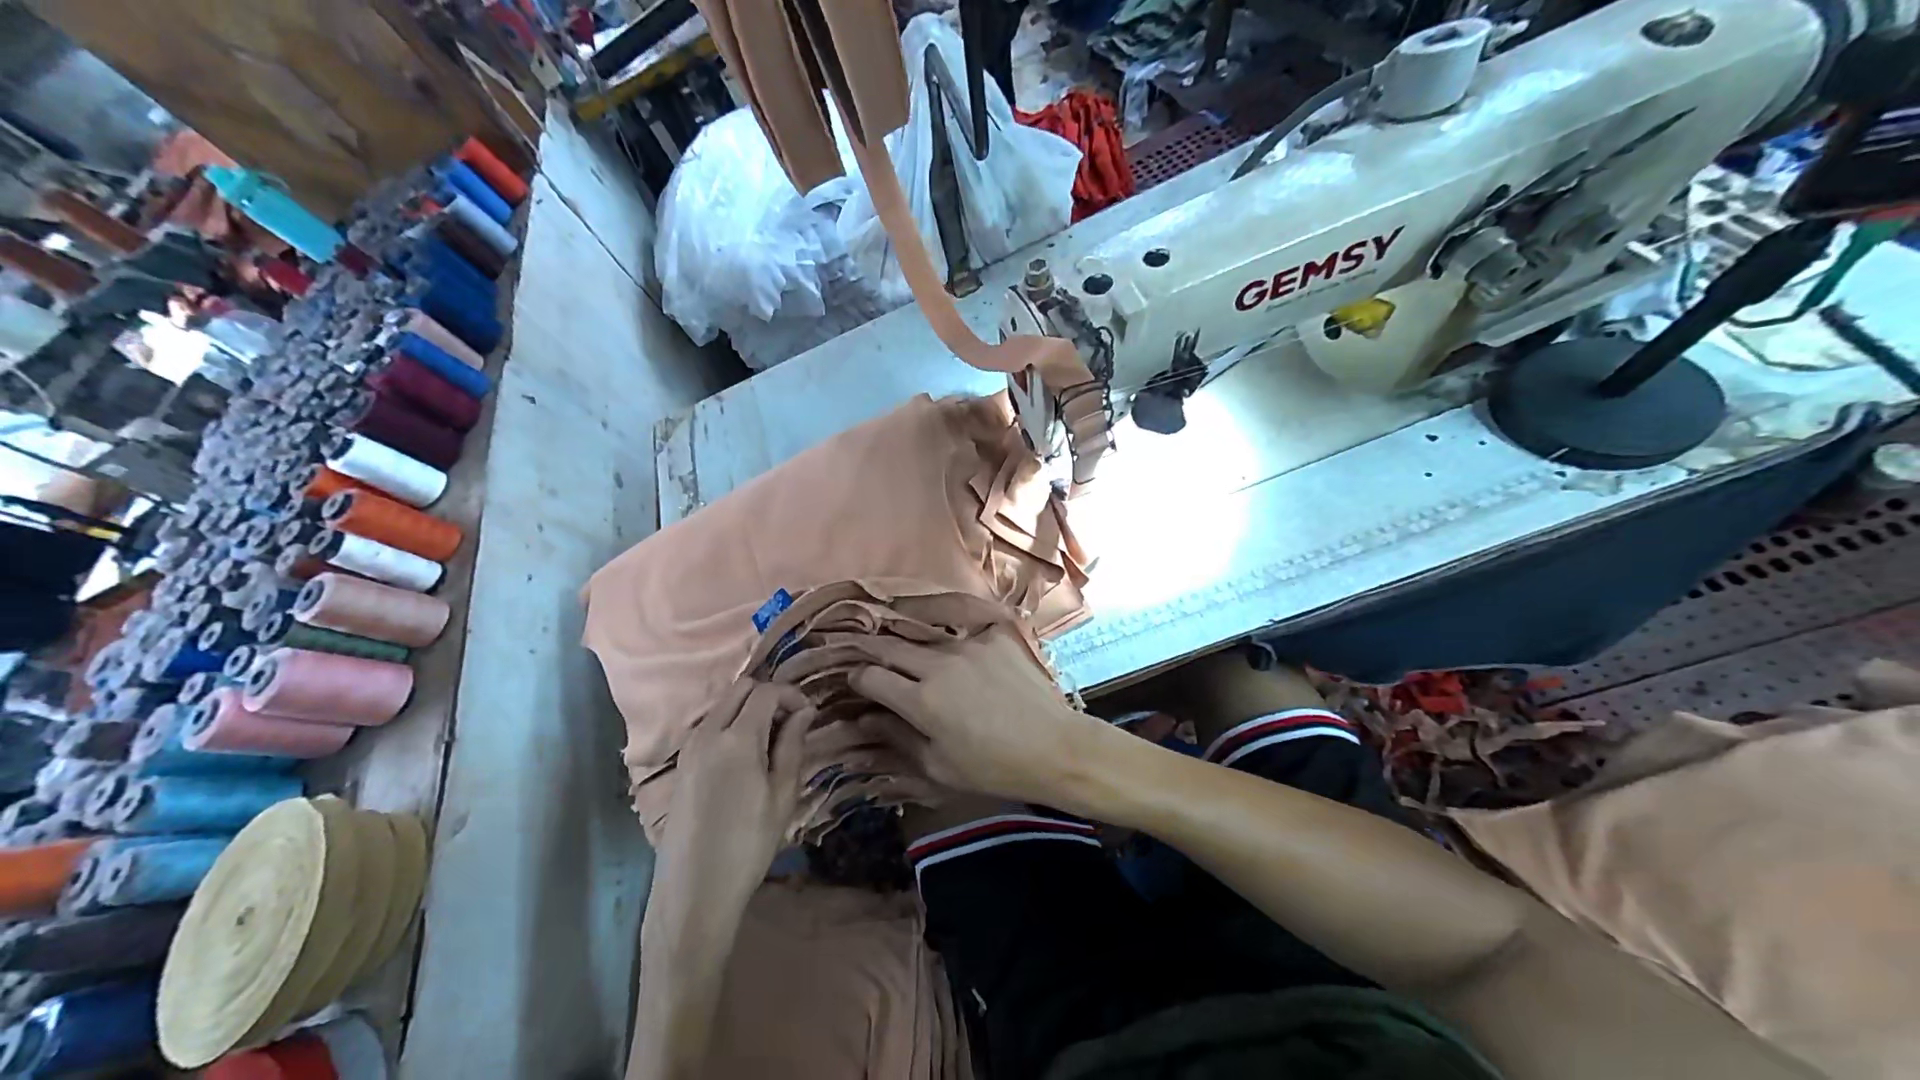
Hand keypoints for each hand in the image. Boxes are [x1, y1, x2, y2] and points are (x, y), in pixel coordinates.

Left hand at [658, 680, 816, 906]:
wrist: (694, 889)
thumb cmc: (748, 844)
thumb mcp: (782, 795)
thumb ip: (792, 745)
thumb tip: (803, 711)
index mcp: (737, 738)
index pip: (766, 691)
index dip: (791, 695)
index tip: (808, 715)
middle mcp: (708, 732)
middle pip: (741, 688)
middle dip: (769, 696)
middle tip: (790, 724)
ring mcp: (690, 746)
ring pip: (724, 704)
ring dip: (749, 709)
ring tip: (771, 742)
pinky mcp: (682, 763)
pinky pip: (710, 725)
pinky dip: (731, 725)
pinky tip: (746, 757)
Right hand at [847, 627, 1114, 806]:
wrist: (1054, 748)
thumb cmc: (993, 768)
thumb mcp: (938, 766)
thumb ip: (897, 738)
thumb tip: (863, 719)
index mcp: (922, 700)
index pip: (870, 676)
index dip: (856, 679)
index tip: (856, 684)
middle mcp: (939, 664)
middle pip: (889, 646)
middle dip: (873, 653)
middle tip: (869, 660)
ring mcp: (969, 645)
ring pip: (924, 639)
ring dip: (911, 648)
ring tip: (911, 657)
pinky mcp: (994, 636)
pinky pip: (961, 633)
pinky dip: (950, 643)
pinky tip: (955, 654)